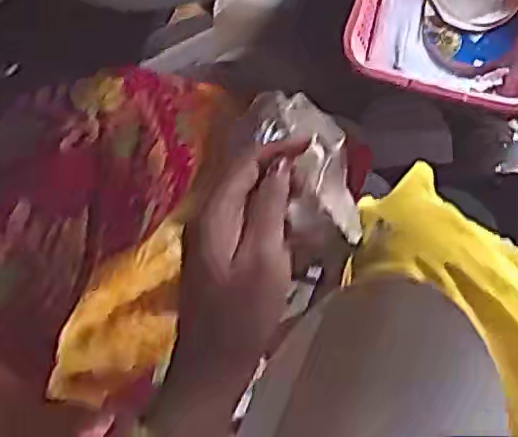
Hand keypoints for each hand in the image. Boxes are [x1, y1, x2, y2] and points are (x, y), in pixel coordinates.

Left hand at [151, 136, 311, 434]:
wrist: (211, 374)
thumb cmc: (242, 315)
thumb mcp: (264, 256)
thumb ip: (270, 204)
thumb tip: (280, 165)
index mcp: (214, 213)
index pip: (246, 162)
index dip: (278, 147)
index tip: (310, 143)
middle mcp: (207, 218)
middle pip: (244, 177)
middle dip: (279, 172)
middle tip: (309, 185)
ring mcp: (209, 238)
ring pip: (247, 199)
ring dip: (277, 197)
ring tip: (305, 209)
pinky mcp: (218, 256)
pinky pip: (246, 221)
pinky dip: (270, 219)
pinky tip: (291, 236)